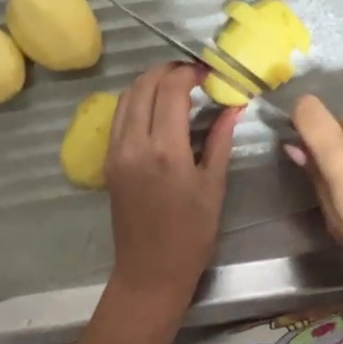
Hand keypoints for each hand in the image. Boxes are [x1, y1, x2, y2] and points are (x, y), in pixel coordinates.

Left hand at [106, 63, 239, 301]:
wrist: (150, 271)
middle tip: (194, 75)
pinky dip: (137, 103)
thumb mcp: (213, 186)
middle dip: (169, 72)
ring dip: (150, 84)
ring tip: (177, 89)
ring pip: (126, 98)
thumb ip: (221, 140)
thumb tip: (233, 106)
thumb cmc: (191, 235)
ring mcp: (116, 151)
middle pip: (144, 85)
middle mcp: (134, 143)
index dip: (190, 73)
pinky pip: (119, 118)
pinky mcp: (109, 161)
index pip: (171, 89)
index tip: (209, 72)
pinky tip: (158, 110)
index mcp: (165, 150)